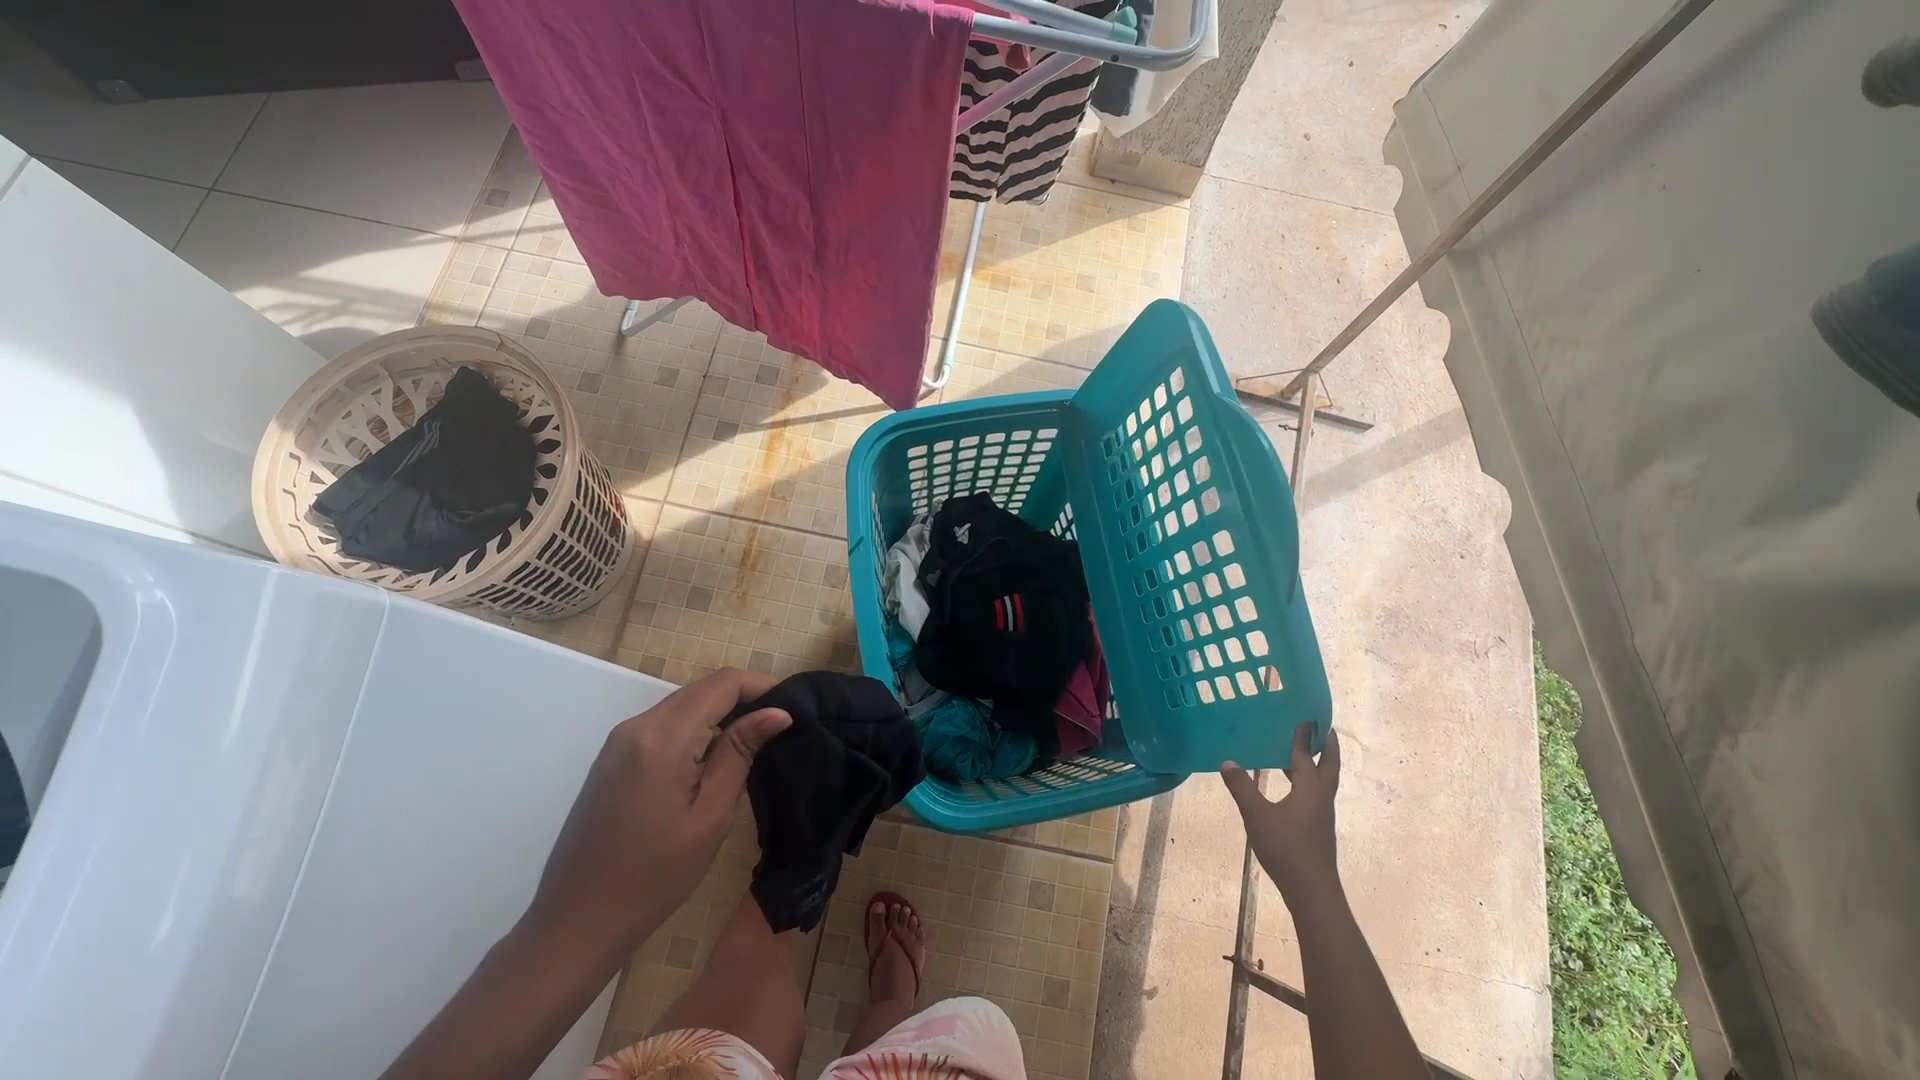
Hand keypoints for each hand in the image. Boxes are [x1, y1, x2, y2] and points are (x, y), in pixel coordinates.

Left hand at [523, 668, 790, 952]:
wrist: (578, 920)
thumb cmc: (654, 876)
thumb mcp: (709, 815)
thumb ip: (740, 754)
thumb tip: (777, 713)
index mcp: (662, 737)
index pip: (722, 684)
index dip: (763, 686)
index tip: (795, 709)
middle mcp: (636, 726)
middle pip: (701, 691)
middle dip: (744, 700)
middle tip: (781, 731)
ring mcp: (619, 743)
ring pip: (682, 708)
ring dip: (720, 718)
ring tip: (755, 749)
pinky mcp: (613, 761)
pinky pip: (664, 729)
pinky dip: (695, 734)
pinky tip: (714, 765)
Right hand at [1221, 723, 1341, 904]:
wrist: (1312, 890)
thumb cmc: (1286, 848)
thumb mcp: (1257, 816)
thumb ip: (1242, 788)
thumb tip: (1228, 762)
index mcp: (1310, 790)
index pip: (1306, 757)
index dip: (1303, 738)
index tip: (1304, 718)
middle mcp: (1321, 799)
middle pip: (1328, 766)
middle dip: (1326, 746)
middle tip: (1322, 728)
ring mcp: (1322, 815)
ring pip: (1322, 782)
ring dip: (1316, 764)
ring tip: (1301, 753)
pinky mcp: (1318, 829)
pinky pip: (1315, 795)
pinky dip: (1306, 782)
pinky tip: (1290, 789)